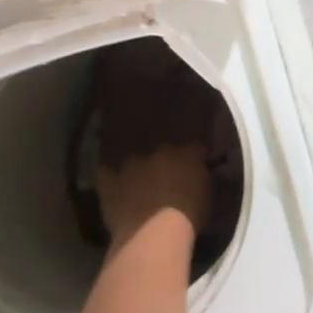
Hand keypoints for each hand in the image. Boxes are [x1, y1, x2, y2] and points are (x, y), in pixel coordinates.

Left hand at [91, 41, 221, 247]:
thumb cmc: (192, 213)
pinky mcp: (108, 178)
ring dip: (128, 114)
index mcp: (187, 146)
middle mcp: (158, 144)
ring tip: (123, 96)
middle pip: (157, 116)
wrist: (153, 234)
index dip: (190, 97)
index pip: (190, 116)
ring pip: (128, 130)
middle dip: (156, 98)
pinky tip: (102, 134)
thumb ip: (205, 165)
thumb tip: (205, 153)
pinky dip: (106, 147)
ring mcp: (130, 160)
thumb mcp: (210, 186)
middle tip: (152, 78)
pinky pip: (106, 158)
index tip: (187, 78)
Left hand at [98, 142, 210, 247]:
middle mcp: (159, 153)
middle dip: (167, 162)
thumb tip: (204, 174)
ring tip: (141, 185)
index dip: (197, 158)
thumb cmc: (189, 217)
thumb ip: (206, 180)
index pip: (195, 148)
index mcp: (187, 154)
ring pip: (136, 161)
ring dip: (139, 171)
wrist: (154, 235)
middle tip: (169, 180)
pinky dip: (111, 178)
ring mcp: (133, 167)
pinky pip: (107, 174)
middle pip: (165, 151)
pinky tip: (115, 186)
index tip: (199, 168)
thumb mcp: (210, 197)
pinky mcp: (111, 183)